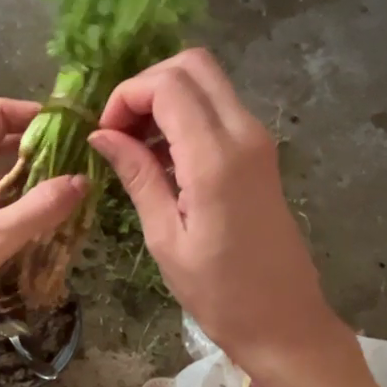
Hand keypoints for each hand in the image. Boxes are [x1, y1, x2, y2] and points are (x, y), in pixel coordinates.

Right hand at [87, 49, 347, 380]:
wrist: (284, 321)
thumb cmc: (218, 292)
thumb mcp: (165, 237)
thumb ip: (137, 176)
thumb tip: (102, 135)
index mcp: (217, 157)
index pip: (168, 85)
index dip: (126, 96)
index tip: (104, 136)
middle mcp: (244, 134)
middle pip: (192, 65)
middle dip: (145, 86)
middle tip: (118, 131)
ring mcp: (257, 141)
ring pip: (206, 83)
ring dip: (163, 100)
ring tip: (133, 148)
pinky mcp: (260, 153)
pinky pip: (217, 110)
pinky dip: (183, 117)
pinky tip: (160, 159)